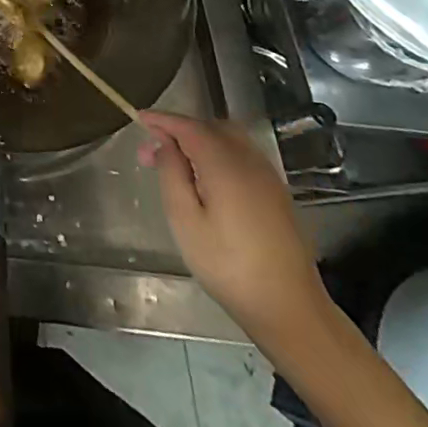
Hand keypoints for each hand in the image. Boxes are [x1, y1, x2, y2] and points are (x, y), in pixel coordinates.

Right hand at [136, 112, 329, 335]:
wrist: (289, 308)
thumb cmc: (227, 265)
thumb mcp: (184, 220)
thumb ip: (172, 174)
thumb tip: (165, 144)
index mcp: (225, 165)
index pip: (189, 127)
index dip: (162, 120)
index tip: (138, 118)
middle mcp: (250, 163)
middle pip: (212, 127)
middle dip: (180, 130)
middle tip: (151, 150)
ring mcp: (268, 178)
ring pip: (230, 140)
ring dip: (199, 140)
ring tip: (174, 164)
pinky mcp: (276, 194)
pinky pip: (242, 156)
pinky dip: (218, 153)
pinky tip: (205, 178)